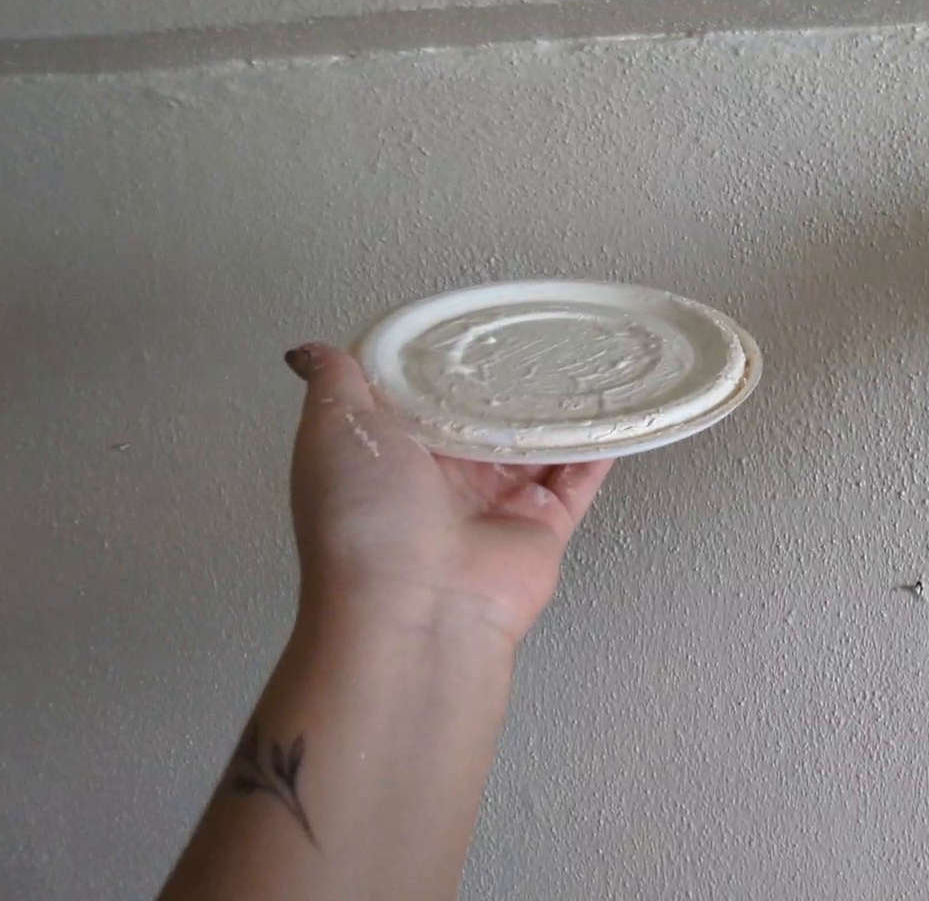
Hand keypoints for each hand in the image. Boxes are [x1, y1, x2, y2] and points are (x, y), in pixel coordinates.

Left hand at [283, 343, 611, 645]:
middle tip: (545, 336)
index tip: (476, 324)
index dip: (450, 361)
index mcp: (399, 454)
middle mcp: (451, 478)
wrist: (420, 603)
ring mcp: (502, 500)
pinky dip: (602, 446)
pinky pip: (582, 475)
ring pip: (542, 442)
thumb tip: (311, 351)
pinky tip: (617, 412)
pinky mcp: (547, 520)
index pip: (430, 397)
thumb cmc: (367, 521)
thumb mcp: (336, 434)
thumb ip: (338, 385)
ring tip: (590, 364)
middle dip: (516, 381)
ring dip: (564, 409)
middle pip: (493, 417)